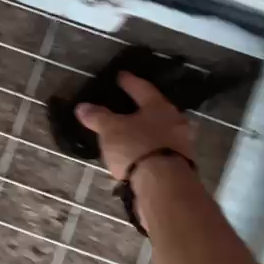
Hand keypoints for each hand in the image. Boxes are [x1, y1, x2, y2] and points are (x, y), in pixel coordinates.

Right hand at [74, 72, 194, 180]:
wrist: (165, 187)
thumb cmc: (137, 148)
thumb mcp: (111, 130)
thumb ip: (97, 116)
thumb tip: (82, 106)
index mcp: (159, 106)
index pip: (142, 88)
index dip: (128, 81)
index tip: (120, 76)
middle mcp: (175, 121)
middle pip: (155, 110)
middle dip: (140, 108)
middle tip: (126, 105)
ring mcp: (181, 145)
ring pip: (159, 131)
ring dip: (145, 131)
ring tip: (129, 133)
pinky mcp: (181, 166)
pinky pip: (160, 150)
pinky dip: (148, 149)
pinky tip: (138, 154)